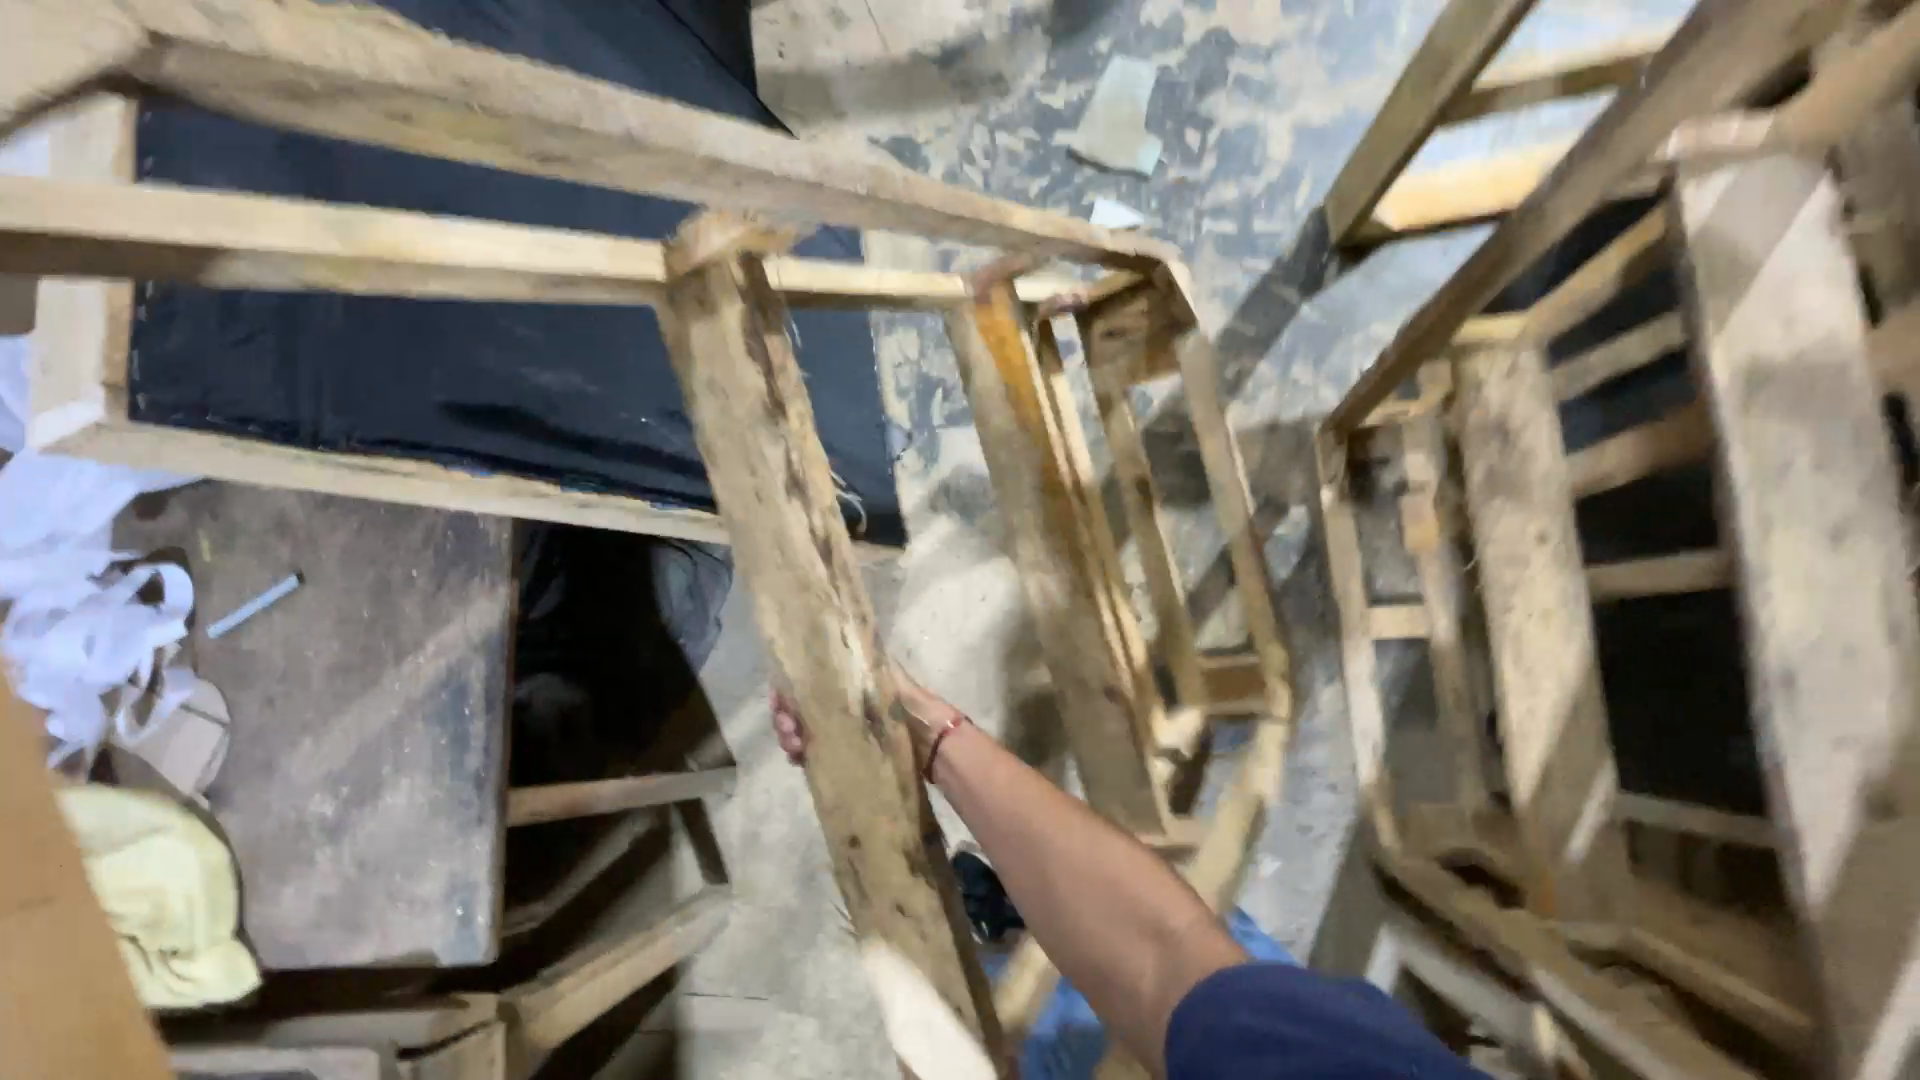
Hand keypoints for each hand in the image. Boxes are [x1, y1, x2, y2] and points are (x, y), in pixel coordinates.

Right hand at [770, 661, 964, 765]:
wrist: (936, 746)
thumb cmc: (916, 708)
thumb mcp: (890, 681)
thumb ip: (867, 665)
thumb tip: (842, 641)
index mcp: (848, 677)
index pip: (806, 675)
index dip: (786, 687)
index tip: (782, 701)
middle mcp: (838, 699)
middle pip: (797, 703)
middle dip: (784, 716)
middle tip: (790, 732)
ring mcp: (839, 725)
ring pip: (800, 727)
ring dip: (789, 736)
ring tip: (796, 748)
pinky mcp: (843, 749)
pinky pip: (813, 749)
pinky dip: (801, 753)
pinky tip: (800, 759)